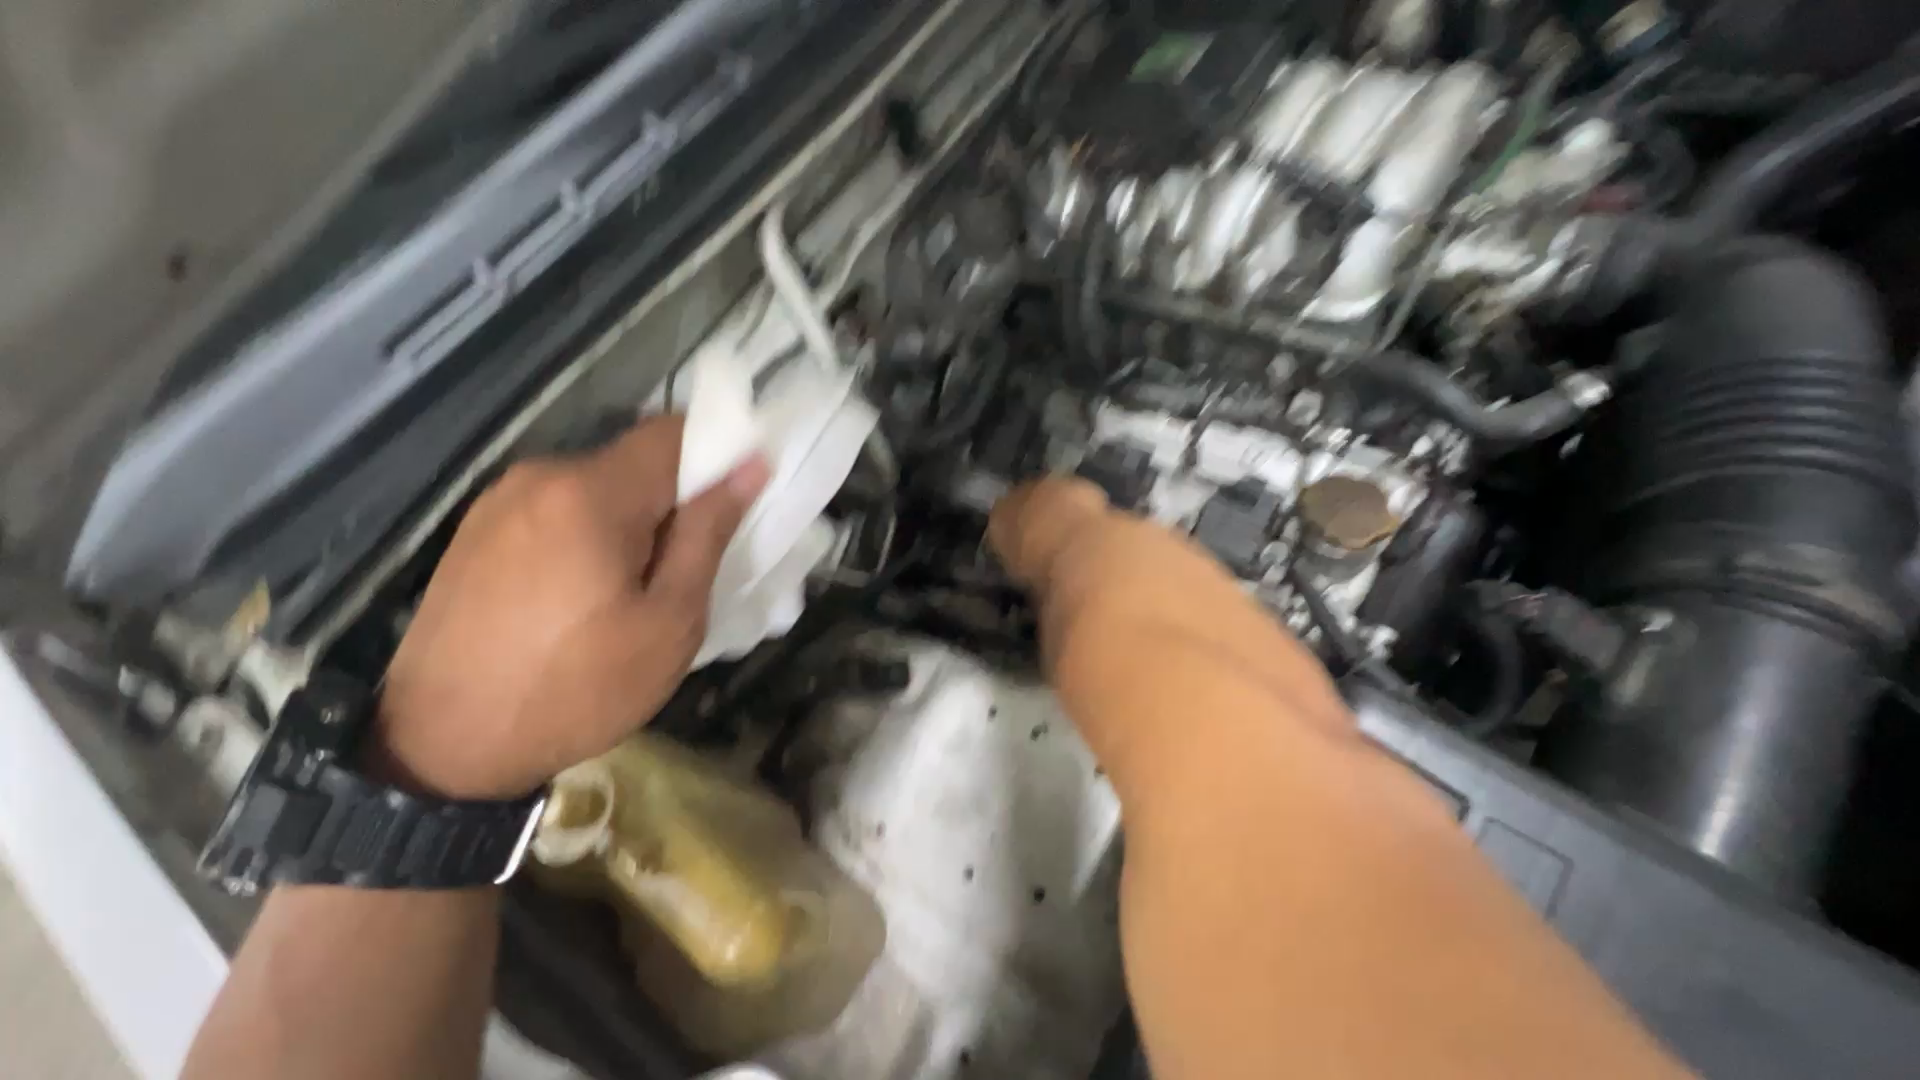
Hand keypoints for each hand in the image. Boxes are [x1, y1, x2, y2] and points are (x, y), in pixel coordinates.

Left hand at [374, 415, 768, 799]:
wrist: (442, 746)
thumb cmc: (577, 689)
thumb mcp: (669, 622)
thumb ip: (707, 533)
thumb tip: (749, 466)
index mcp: (590, 493)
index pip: (673, 432)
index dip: (717, 454)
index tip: (738, 503)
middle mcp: (540, 476)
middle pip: (632, 463)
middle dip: (671, 501)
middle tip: (687, 569)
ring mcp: (500, 501)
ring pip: (594, 488)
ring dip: (629, 522)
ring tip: (632, 592)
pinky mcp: (476, 531)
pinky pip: (555, 511)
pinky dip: (587, 536)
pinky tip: (582, 597)